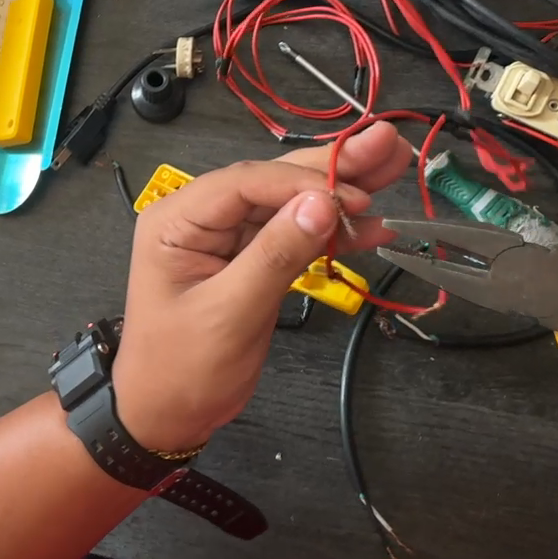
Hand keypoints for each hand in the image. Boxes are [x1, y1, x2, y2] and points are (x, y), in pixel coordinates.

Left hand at [110, 122, 413, 453]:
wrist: (165, 415)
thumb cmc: (183, 368)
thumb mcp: (230, 313)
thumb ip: (276, 255)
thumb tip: (324, 203)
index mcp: (178, 218)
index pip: (244, 182)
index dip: (300, 183)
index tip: (351, 196)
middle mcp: (201, 215)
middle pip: (271, 181)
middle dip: (329, 165)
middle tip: (386, 143)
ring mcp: (227, 234)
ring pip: (288, 201)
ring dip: (340, 187)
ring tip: (392, 162)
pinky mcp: (249, 256)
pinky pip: (293, 233)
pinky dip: (333, 228)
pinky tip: (374, 222)